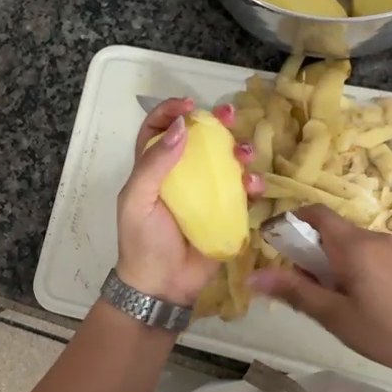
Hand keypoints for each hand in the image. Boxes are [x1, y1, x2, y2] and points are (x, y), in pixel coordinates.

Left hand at [115, 99, 261, 304]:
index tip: (189, 105)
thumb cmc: (143, 241)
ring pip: (226, 161)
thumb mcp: (138, 199)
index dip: (170, 112)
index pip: (158, 130)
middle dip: (215, 123)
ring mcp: (205, 194)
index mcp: (152, 169)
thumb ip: (154, 163)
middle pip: (199, 139)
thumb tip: (181, 126)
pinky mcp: (226, 213)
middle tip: (229, 115)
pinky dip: (252, 184)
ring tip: (245, 153)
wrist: (161, 285)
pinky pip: (243, 192)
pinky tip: (253, 186)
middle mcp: (181, 176)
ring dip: (240, 150)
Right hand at [249, 204, 391, 379]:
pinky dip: (351, 269)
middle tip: (297, 287)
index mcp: (353, 245)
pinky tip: (357, 303)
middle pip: (331, 231)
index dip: (288, 222)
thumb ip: (293, 290)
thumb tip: (252, 277)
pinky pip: (369, 256)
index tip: (271, 245)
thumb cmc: (387, 332)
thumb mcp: (333, 315)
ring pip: (350, 246)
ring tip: (327, 300)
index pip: (315, 213)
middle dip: (307, 251)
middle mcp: (375, 238)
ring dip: (329, 262)